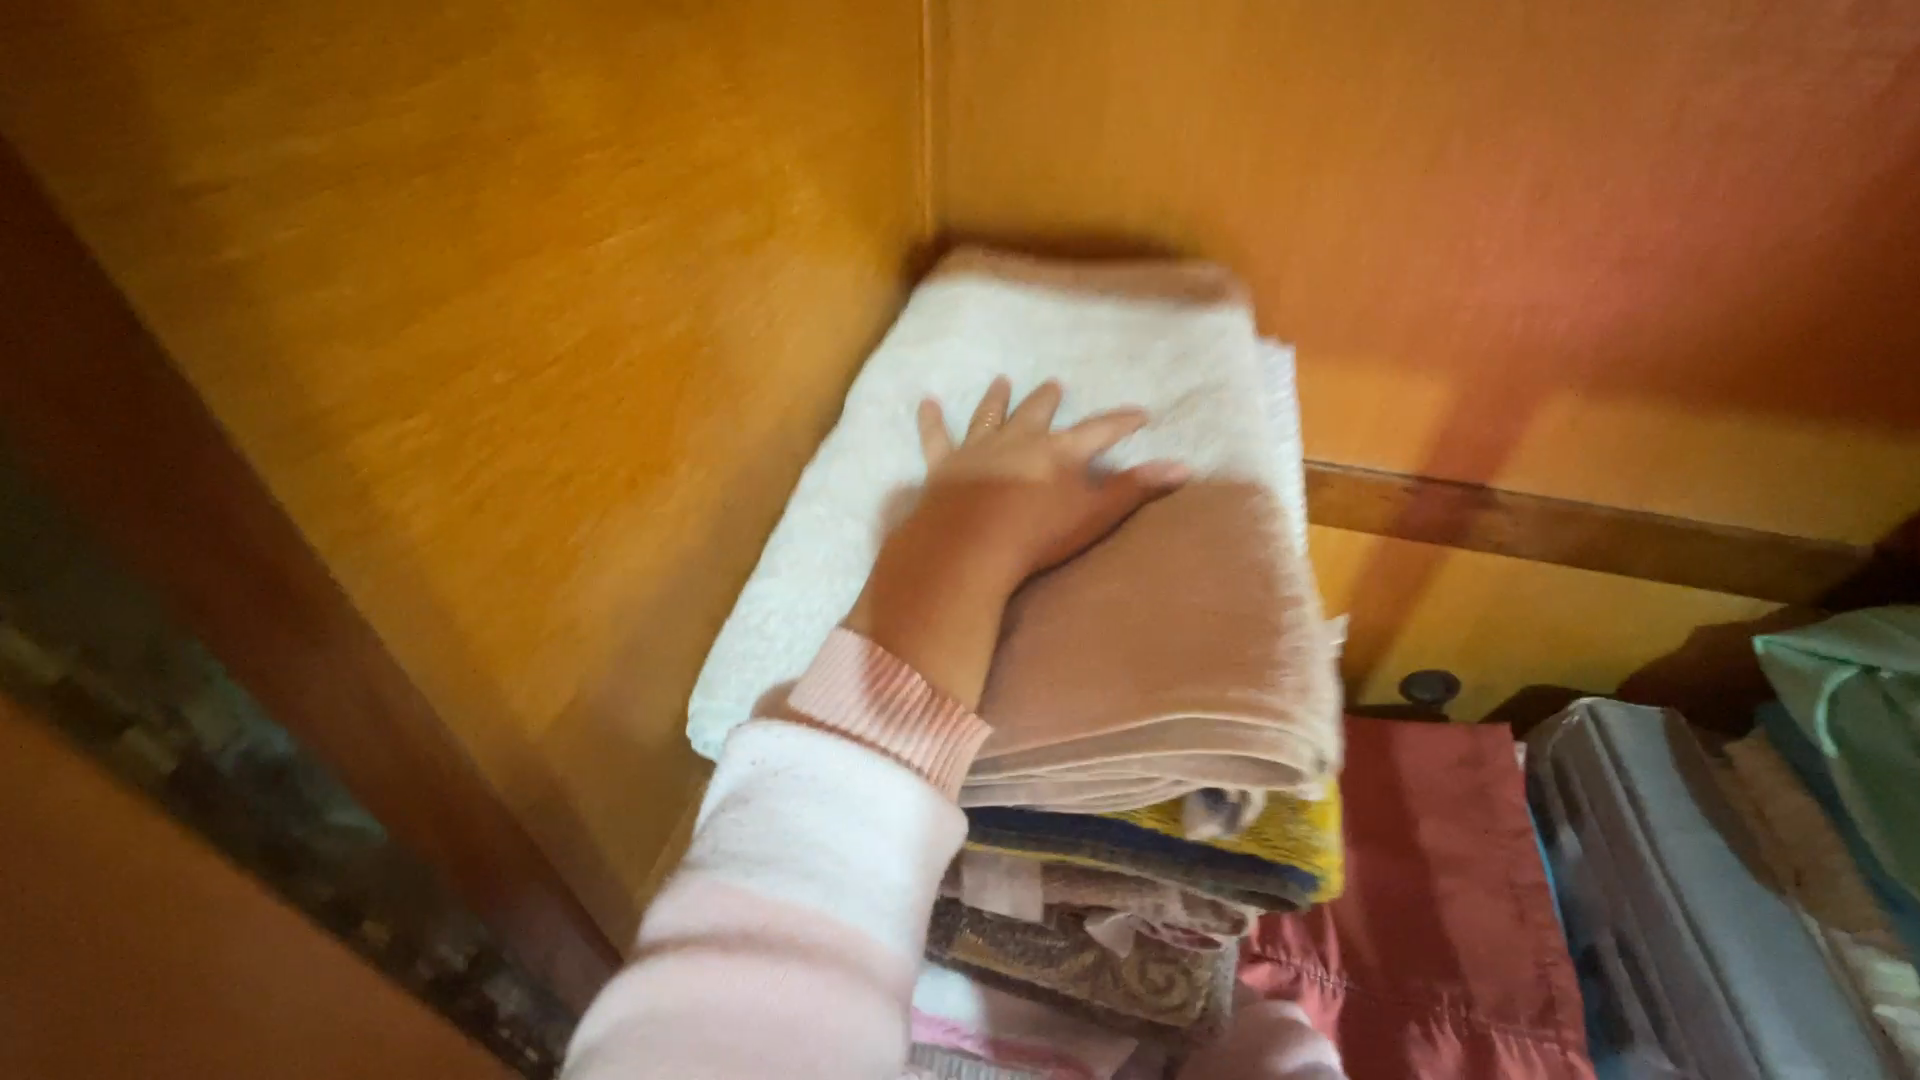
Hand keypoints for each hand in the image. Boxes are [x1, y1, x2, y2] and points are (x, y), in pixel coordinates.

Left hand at [913, 376, 1189, 584]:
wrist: (969, 545)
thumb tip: (1184, 466)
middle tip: (1053, 385)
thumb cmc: (1037, 535)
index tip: (1140, 413)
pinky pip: (936, 437)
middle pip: (1037, 412)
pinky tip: (926, 402)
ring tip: (1001, 381)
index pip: (1099, 430)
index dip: (1121, 421)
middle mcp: (1019, 439)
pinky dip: (931, 420)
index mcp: (1058, 451)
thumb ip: (1136, 489)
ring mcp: (979, 449)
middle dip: (1048, 400)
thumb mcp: (1095, 514)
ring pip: (990, 415)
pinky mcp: (944, 465)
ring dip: (997, 399)